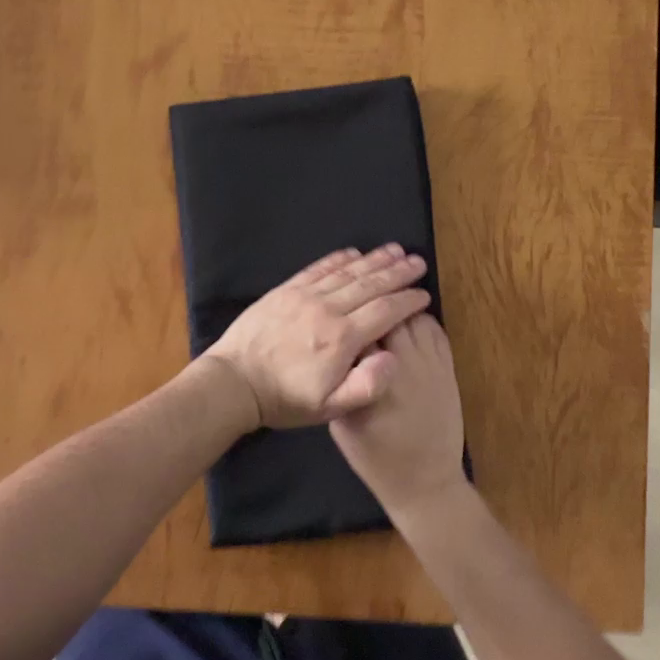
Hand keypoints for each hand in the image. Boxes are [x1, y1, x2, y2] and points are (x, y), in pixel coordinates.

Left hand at [201, 245, 431, 428]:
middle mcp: (327, 310)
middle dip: (397, 273)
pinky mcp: (285, 291)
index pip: (384, 312)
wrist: (235, 382)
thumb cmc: (285, 400)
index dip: (407, 301)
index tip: (424, 294)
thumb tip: (394, 358)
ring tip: (394, 251)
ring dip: (373, 260)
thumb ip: (367, 386)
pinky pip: (317, 269)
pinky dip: (338, 259)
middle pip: (369, 285)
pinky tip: (352, 253)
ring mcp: (304, 296)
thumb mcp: (330, 408)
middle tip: (417, 262)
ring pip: (346, 273)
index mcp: (343, 339)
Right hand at [329, 313, 467, 514]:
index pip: (356, 332)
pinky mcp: (447, 368)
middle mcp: (402, 365)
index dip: (345, 317)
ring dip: (395, 306)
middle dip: (370, 304)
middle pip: (386, 317)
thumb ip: (340, 382)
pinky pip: (435, 329)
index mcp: (372, 380)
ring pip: (413, 316)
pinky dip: (419, 318)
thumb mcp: (341, 422)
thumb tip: (335, 349)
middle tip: (355, 297)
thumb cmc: (375, 455)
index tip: (335, 311)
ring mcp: (430, 365)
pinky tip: (406, 318)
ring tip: (379, 301)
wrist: (424, 481)